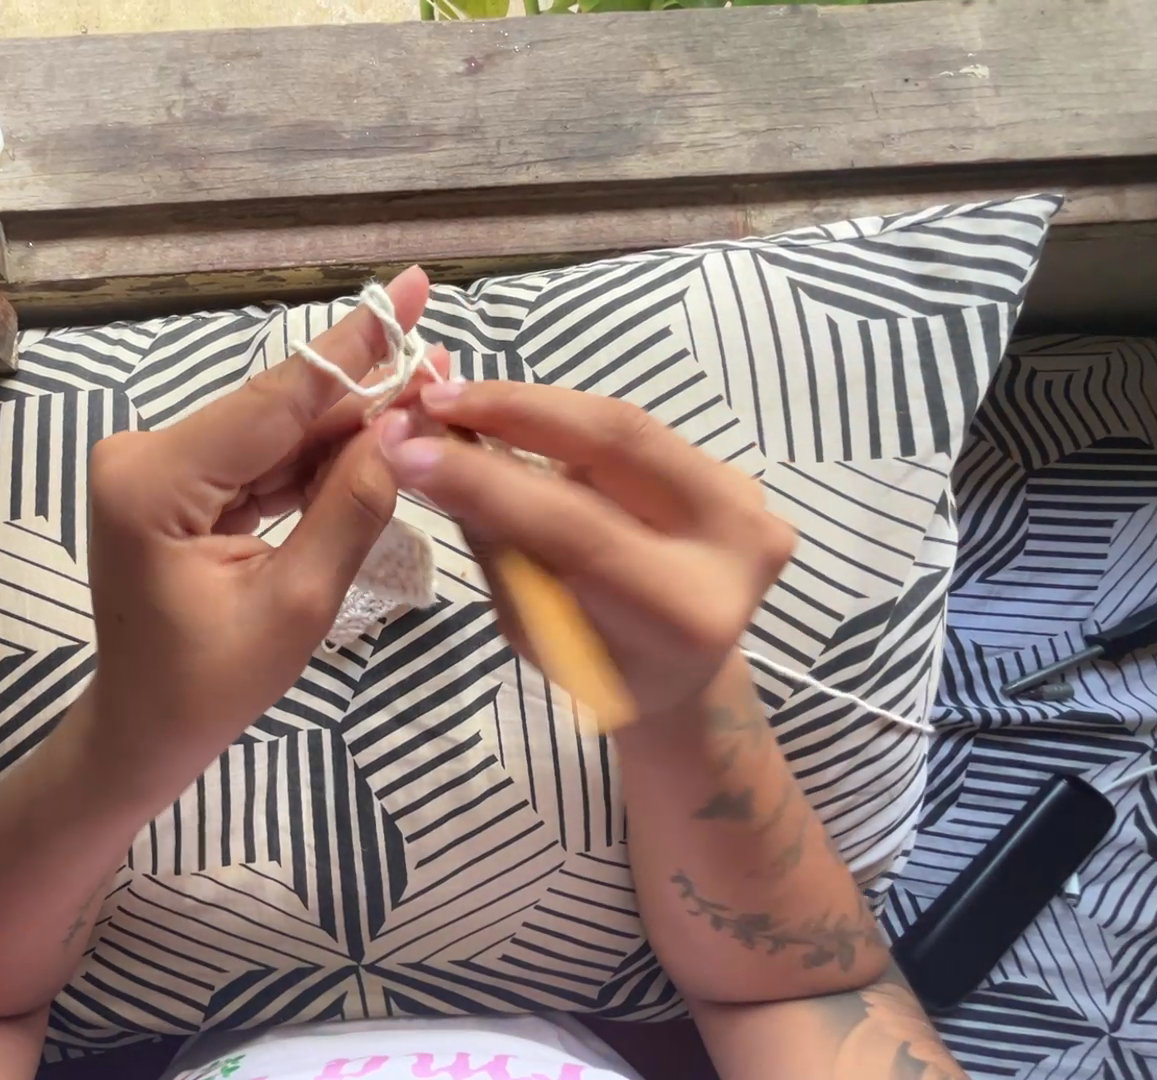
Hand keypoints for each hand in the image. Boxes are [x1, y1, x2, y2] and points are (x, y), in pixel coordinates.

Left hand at [82, 268, 450, 790]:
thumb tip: (403, 427)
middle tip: (440, 368)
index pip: (274, 401)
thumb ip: (351, 508)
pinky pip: (258, 462)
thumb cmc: (211, 688)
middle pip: (275, 412)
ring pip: (272, 435)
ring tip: (419, 406)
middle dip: (361, 395)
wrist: (145, 728)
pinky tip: (369, 447)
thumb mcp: (298, 604)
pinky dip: (312, 461)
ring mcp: (155, 468)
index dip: (353, 346)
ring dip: (344, 429)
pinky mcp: (173, 485)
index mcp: (156, 482)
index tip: (413, 287)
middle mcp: (144, 456)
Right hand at [378, 381, 794, 720]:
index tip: (408, 450)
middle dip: (514, 411)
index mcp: (682, 610)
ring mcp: (748, 499)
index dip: (486, 480)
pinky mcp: (737, 475)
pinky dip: (564, 421)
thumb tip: (431, 459)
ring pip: (623, 424)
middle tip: (436, 398)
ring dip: (532, 407)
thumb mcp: (533, 626)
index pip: (573, 525)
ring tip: (461, 401)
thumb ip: (496, 541)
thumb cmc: (595, 670)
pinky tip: (512, 417)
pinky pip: (634, 433)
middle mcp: (735, 542)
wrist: (684, 676)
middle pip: (616, 441)